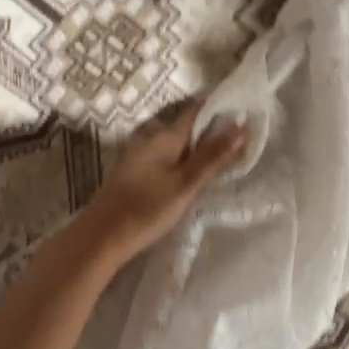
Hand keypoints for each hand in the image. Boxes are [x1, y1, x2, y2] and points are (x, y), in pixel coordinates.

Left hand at [77, 103, 248, 260]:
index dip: (222, 108)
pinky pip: (172, 161)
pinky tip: (201, 176)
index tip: (247, 111)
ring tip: (231, 157)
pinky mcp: (140, 177)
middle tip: (247, 139)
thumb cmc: (146, 209)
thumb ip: (213, 157)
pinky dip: (190, 163)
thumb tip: (241, 126)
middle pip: (190, 129)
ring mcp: (144, 159)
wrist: (101, 239)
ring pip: (182, 147)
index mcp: (165, 138)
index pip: (197, 111)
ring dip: (204, 149)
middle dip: (217, 131)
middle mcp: (153, 142)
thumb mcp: (185, 184)